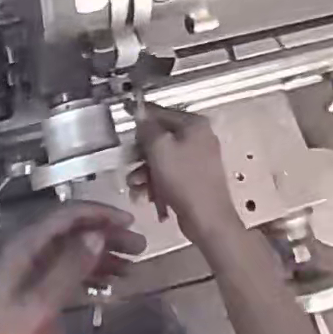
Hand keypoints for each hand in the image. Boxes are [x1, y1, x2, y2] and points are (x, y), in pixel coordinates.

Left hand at [0, 202, 144, 333]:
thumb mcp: (42, 307)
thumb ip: (69, 267)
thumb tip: (98, 234)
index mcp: (24, 247)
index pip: (66, 215)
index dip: (99, 213)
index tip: (131, 220)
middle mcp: (26, 252)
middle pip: (71, 231)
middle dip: (105, 233)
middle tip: (139, 245)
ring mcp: (29, 273)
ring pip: (71, 251)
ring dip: (101, 254)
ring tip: (132, 265)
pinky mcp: (33, 294)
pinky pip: (66, 272)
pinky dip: (89, 273)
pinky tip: (110, 285)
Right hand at [134, 106, 242, 240]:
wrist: (208, 220)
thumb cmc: (183, 179)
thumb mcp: (159, 148)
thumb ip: (147, 128)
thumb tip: (141, 113)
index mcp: (194, 124)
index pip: (161, 112)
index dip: (141, 116)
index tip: (124, 119)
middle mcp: (198, 137)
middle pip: (160, 137)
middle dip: (141, 153)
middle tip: (130, 163)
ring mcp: (198, 159)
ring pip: (162, 158)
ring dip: (145, 171)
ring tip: (136, 185)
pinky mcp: (195, 178)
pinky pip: (170, 173)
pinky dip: (157, 182)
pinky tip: (147, 195)